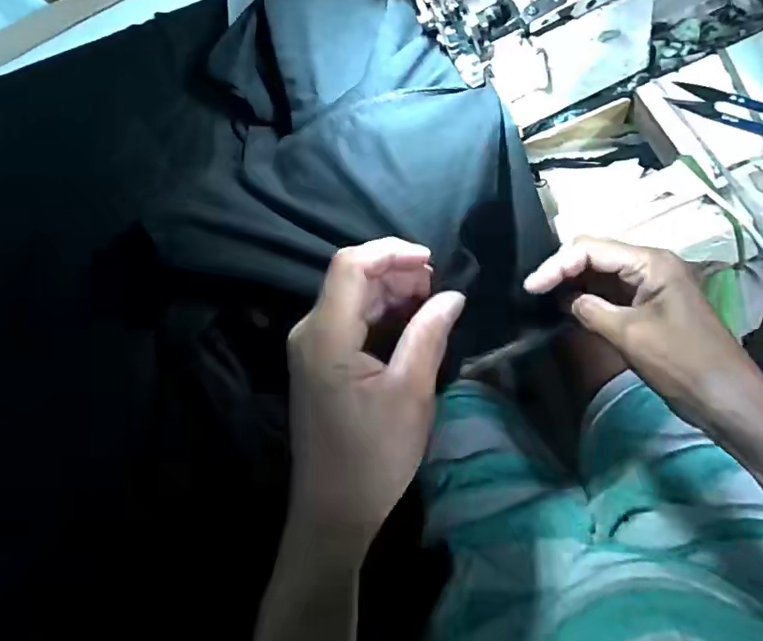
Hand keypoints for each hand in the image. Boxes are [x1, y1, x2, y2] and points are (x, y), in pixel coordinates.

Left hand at [283, 238, 465, 556]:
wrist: (332, 511)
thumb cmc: (373, 456)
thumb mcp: (410, 394)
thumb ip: (428, 335)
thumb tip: (452, 295)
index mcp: (325, 334)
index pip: (350, 265)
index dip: (390, 251)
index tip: (431, 260)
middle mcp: (310, 329)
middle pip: (351, 276)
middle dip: (396, 271)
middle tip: (438, 286)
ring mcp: (311, 344)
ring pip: (351, 295)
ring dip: (390, 290)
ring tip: (431, 300)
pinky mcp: (318, 358)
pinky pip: (349, 318)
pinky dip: (380, 311)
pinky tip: (411, 320)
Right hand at [524, 238, 762, 434]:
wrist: (733, 403)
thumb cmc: (684, 365)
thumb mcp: (629, 336)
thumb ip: (590, 309)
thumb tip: (565, 299)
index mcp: (652, 262)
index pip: (590, 249)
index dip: (556, 265)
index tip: (530, 287)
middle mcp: (652, 264)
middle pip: (595, 254)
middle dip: (562, 268)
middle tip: (534, 289)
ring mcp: (654, 284)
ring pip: (601, 272)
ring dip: (574, 282)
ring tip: (543, 295)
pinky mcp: (652, 303)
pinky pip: (612, 290)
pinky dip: (590, 296)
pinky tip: (569, 305)